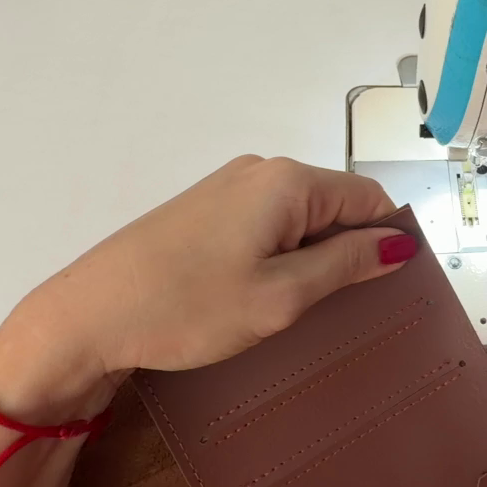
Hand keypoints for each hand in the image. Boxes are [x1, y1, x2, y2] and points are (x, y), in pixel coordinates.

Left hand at [0, 156, 415, 418]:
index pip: (368, 198)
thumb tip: (400, 242)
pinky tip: (262, 290)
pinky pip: (269, 220)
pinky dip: (281, 251)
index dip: (387, 239)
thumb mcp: (282, 295)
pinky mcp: (207, 205)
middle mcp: (263, 169)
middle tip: (337, 307)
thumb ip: (347, 262)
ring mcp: (231, 184)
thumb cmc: (190, 307)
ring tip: (297, 305)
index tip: (387, 288)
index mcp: (289, 182)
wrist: (86, 316)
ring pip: (302, 214)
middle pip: (335, 203)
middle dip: (347, 249)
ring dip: (312, 254)